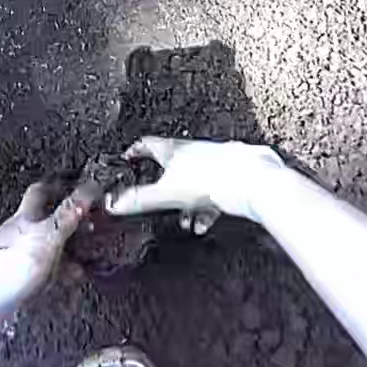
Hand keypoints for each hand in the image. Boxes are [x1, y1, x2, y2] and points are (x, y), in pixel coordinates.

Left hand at [0, 181, 99, 317]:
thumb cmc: (8, 266)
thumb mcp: (47, 235)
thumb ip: (68, 213)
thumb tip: (89, 189)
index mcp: (25, 217)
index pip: (41, 191)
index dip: (59, 186)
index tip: (77, 187)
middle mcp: (17, 233)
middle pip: (45, 220)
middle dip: (67, 223)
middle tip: (88, 228)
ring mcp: (13, 257)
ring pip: (45, 248)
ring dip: (65, 252)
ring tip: (83, 261)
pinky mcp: (11, 282)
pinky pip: (41, 272)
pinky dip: (57, 274)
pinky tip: (66, 281)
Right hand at [103, 137, 287, 229]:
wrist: (251, 181)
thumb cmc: (211, 179)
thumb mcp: (167, 193)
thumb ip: (140, 199)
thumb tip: (114, 203)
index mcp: (174, 149)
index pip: (146, 144)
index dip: (134, 153)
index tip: (127, 160)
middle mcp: (193, 150)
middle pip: (170, 166)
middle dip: (164, 188)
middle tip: (159, 202)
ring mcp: (212, 159)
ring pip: (192, 181)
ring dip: (186, 203)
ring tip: (187, 222)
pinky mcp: (230, 172)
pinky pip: (211, 189)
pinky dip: (206, 207)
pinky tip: (205, 222)